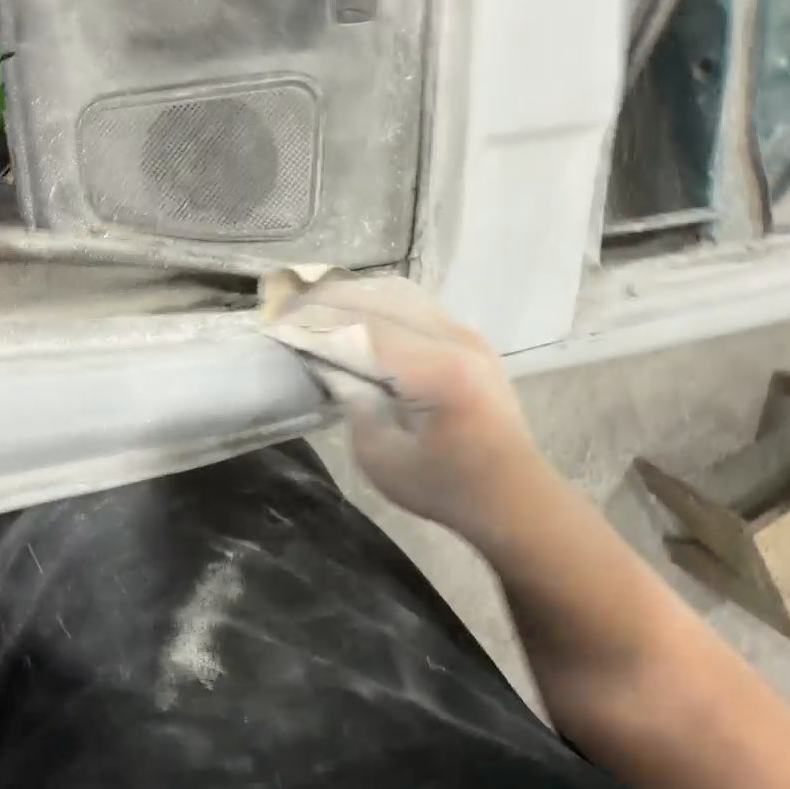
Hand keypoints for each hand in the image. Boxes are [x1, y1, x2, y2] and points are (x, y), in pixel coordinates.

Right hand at [272, 274, 548, 535]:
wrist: (515, 497)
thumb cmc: (444, 487)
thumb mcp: (379, 455)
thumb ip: (349, 398)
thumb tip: (324, 358)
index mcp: (437, 372)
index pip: (361, 330)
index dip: (313, 323)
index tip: (275, 321)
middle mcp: (455, 339)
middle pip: (376, 300)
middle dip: (324, 299)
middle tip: (282, 304)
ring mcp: (464, 332)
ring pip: (394, 292)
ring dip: (348, 293)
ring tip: (307, 300)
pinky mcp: (466, 336)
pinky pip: (411, 302)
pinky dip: (372, 300)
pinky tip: (347, 309)